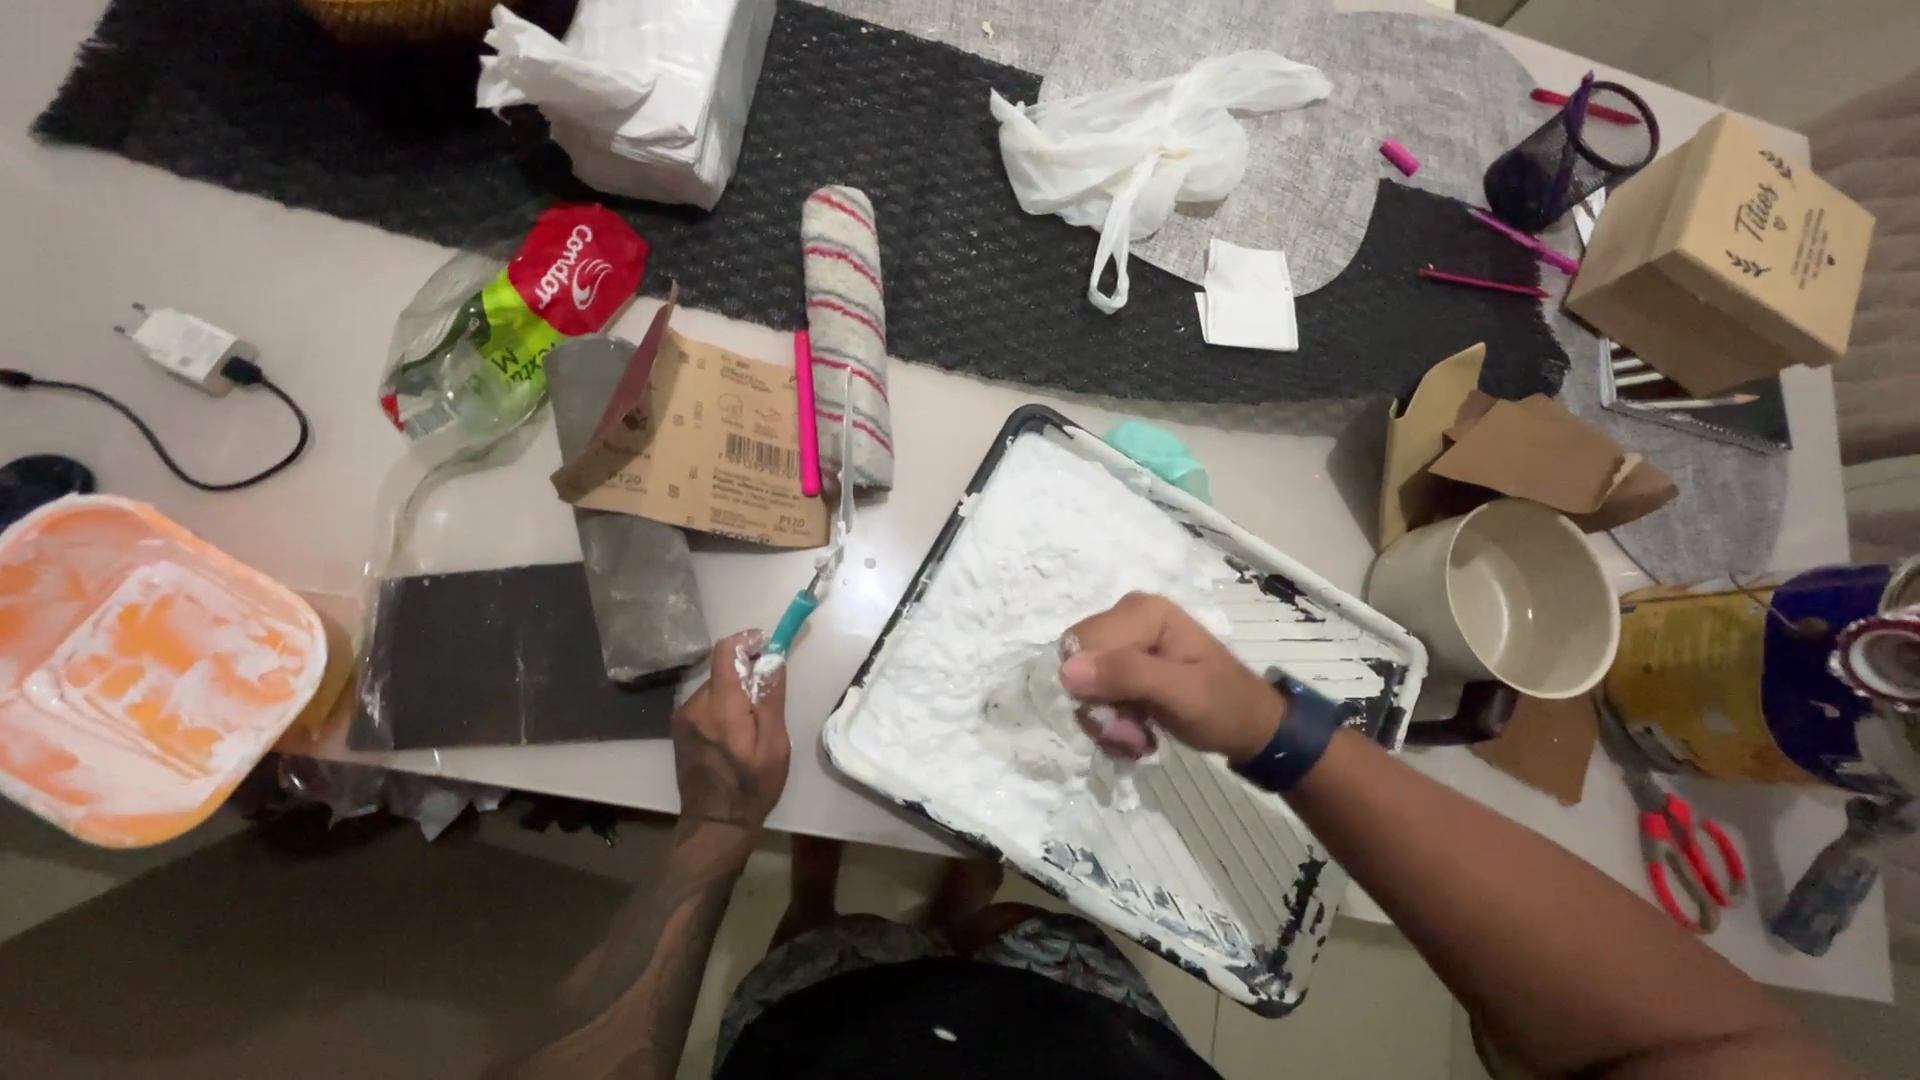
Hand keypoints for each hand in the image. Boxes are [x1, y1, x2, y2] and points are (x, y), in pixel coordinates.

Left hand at [673, 631, 791, 828]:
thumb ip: (770, 698)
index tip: (767, 644)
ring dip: (735, 690)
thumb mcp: (774, 743)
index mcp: (719, 707)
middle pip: (722, 669)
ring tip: (754, 720)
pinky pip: (705, 702)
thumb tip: (773, 658)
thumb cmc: (752, 786)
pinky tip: (736, 730)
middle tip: (770, 692)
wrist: (715, 824)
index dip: (747, 640)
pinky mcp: (679, 728)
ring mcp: (682, 717)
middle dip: (747, 671)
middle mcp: (694, 705)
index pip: (725, 652)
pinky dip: (723, 704)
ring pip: (714, 686)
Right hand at [1060, 592, 1287, 762]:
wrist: (1250, 727)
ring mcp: (1123, 642)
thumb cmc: (1225, 706)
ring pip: (1080, 685)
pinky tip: (1136, 734)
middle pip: (1075, 664)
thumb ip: (1128, 675)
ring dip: (1105, 722)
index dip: (1091, 687)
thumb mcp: (1182, 693)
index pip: (1081, 644)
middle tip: (1134, 734)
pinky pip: (1091, 694)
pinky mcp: (1121, 665)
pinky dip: (1109, 723)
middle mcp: (1126, 618)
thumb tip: (1067, 671)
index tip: (1125, 722)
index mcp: (1142, 611)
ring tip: (1139, 739)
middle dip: (1098, 709)